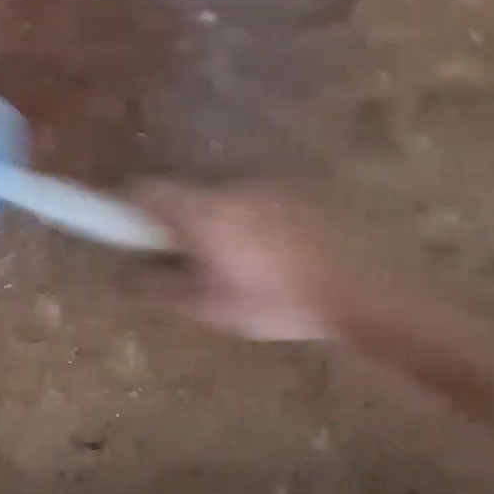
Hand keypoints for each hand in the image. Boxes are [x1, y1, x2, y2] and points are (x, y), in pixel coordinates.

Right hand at [135, 182, 348, 340]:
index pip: (144, 190)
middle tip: (184, 261)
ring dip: (218, 223)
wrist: (373, 294)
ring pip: (225, 200)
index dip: (126, 207)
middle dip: (177, 223)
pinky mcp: (308, 193)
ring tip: (236, 265)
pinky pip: (261, 204)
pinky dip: (253, 224)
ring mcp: (275, 187)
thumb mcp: (206, 306)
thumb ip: (156, 286)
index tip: (125, 231)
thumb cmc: (278, 302)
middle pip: (186, 195)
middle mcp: (234, 188)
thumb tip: (120, 276)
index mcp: (203, 212)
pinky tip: (273, 258)